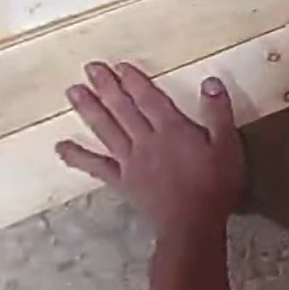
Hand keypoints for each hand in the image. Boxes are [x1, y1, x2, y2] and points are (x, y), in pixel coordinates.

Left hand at [56, 61, 245, 238]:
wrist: (192, 223)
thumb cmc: (215, 183)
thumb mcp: (227, 145)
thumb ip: (218, 112)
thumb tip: (210, 81)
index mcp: (172, 129)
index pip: (149, 99)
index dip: (135, 81)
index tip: (120, 65)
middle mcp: (146, 140)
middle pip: (123, 109)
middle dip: (107, 87)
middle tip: (90, 68)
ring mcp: (130, 162)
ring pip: (106, 131)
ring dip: (89, 110)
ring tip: (72, 92)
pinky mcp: (123, 181)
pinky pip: (96, 167)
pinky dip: (77, 157)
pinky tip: (61, 147)